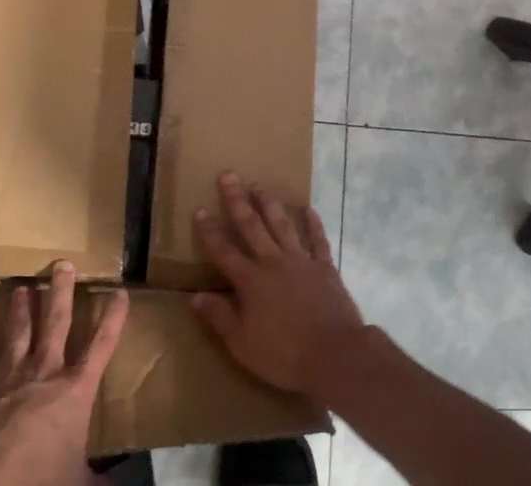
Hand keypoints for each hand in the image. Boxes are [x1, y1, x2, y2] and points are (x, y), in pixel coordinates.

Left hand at [0, 261, 127, 485]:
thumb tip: (118, 485)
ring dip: (22, 304)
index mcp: (74, 392)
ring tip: (24, 284)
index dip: (113, 319)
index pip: (101, 346)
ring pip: (19, 327)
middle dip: (62, 292)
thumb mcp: (78, 483)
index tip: (121, 292)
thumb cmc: (36, 481)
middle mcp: (44, 371)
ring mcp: (7, 371)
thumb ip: (98, 478)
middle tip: (64, 264)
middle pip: (56, 322)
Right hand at [191, 171, 368, 395]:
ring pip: (282, 225)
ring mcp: (301, 261)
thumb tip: (195, 296)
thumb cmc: (284, 355)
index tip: (200, 210)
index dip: (209, 231)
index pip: (223, 251)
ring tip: (260, 186)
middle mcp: (273, 262)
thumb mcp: (242, 344)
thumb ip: (219, 318)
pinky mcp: (325, 267)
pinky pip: (317, 239)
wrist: (335, 353)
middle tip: (229, 175)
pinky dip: (313, 223)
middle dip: (237, 200)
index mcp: (250, 281)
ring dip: (270, 204)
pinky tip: (308, 209)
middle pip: (252, 226)